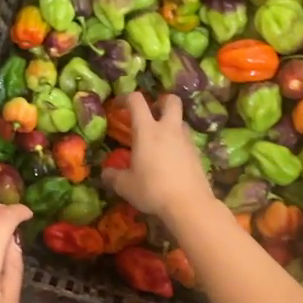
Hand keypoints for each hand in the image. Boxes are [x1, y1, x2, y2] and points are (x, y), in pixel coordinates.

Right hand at [102, 92, 214, 222]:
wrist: (189, 204)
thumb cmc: (152, 189)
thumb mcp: (125, 186)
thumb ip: (113, 176)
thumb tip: (105, 173)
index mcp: (146, 130)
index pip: (136, 100)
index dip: (125, 98)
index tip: (118, 106)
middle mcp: (168, 129)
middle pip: (171, 100)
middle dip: (161, 102)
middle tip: (151, 113)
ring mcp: (186, 140)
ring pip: (180, 120)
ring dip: (171, 123)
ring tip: (160, 139)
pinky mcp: (197, 153)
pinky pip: (187, 139)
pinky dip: (178, 142)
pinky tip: (171, 159)